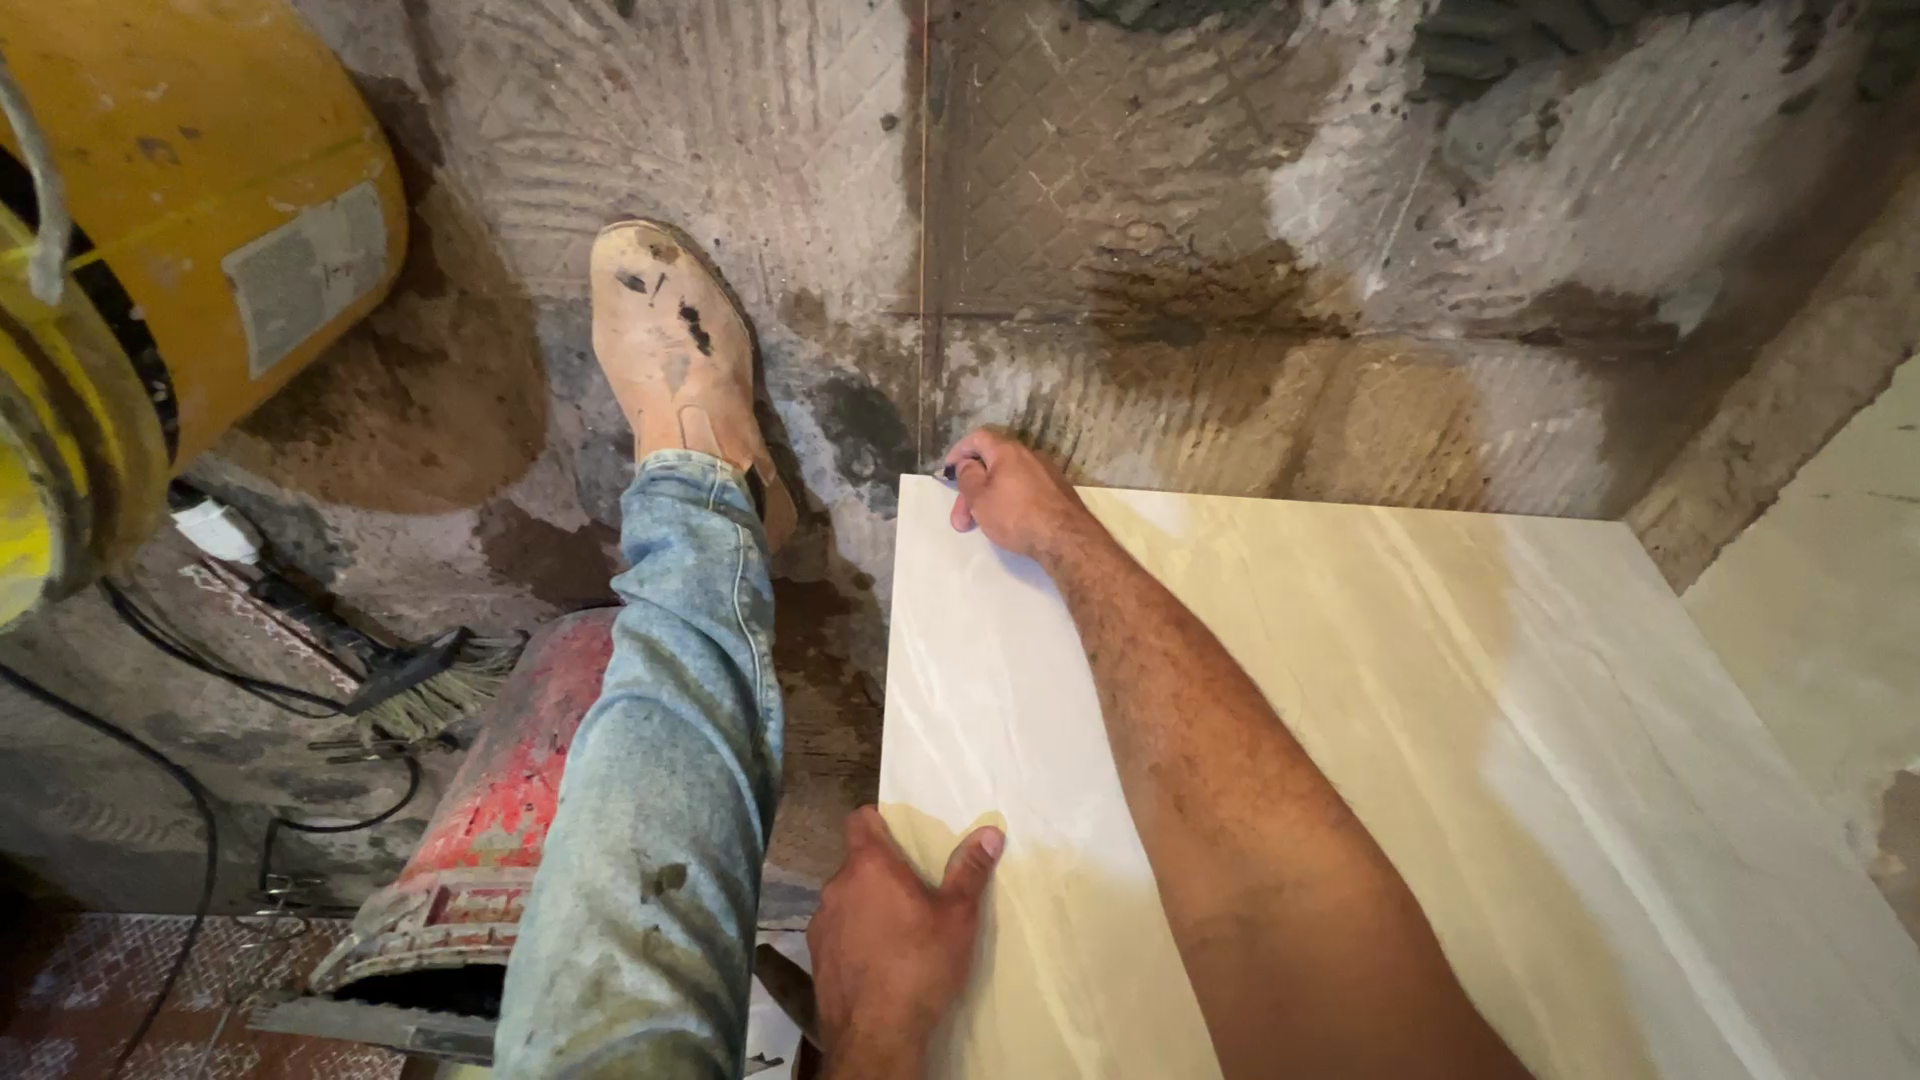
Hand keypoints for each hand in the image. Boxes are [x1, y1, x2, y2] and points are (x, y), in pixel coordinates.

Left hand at [809, 807, 1004, 1075]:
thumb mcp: (957, 916)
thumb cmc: (921, 965)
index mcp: (870, 865)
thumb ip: (970, 870)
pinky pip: (836, 929)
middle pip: (857, 861)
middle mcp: (838, 885)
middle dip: (881, 870)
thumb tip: (991, 832)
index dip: (877, 819)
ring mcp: (822, 922)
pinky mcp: (816, 956)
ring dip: (865, 903)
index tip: (898, 833)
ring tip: (896, 928)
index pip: (860, 819)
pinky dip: (853, 934)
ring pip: (846, 897)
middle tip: (912, 889)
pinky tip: (876, 959)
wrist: (878, 1038)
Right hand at [944, 428, 1097, 562]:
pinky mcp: (1057, 490)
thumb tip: (968, 463)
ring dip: (988, 499)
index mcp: (1007, 451)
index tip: (948, 470)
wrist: (1065, 538)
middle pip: (992, 464)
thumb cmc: (1015, 516)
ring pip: (1007, 480)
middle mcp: (1029, 455)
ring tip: (979, 525)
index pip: (978, 438)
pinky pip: (1024, 488)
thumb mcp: (979, 499)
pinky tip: (1006, 521)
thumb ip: (968, 477)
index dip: (959, 451)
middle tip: (960, 518)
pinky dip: (1008, 500)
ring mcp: (1046, 472)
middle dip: (971, 491)